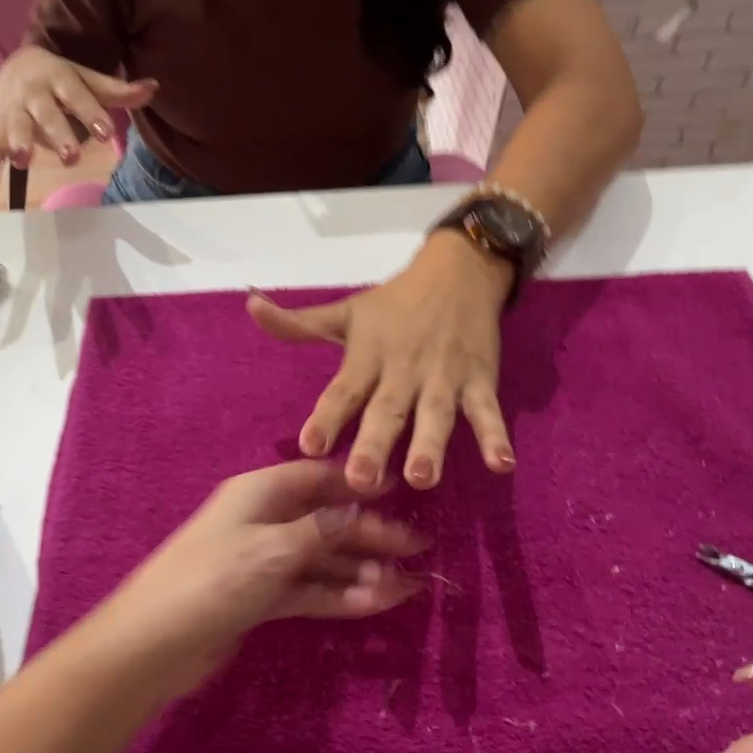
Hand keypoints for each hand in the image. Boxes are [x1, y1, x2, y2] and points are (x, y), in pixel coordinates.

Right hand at [0, 46, 157, 185]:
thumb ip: (119, 90)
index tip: (106, 133)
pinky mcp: (3, 128)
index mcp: (60, 79)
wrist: (20, 63)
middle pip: (47, 114)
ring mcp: (17, 111)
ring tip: (22, 160)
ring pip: (17, 127)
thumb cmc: (64, 80)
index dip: (91, 113)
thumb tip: (154, 88)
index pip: (78, 95)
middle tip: (72, 157)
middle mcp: (36, 95)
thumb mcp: (89, 80)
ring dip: (18, 143)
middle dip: (58, 134)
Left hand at [92, 461, 428, 689]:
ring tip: (409, 584)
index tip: (402, 491)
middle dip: (370, 532)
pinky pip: (310, 590)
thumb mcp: (272, 547)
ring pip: (322, 559)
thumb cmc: (214, 577)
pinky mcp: (261, 598)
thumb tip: (360, 508)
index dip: (358, 482)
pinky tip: (377, 603)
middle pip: (325, 519)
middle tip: (420, 545)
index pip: (317, 477)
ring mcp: (263, 560)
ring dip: (362, 570)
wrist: (156, 641)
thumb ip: (320, 529)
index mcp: (259, 492)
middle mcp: (264, 520)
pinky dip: (341, 596)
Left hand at [248, 232, 514, 490]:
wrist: (458, 272)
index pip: (343, 390)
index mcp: (368, 356)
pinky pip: (488, 411)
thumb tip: (250, 305)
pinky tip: (502, 466)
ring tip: (421, 478)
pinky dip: (496, 436)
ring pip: (436, 415)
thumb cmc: (394, 303)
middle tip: (361, 480)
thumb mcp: (345, 312)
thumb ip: (299, 324)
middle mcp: (403, 370)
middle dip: (374, 444)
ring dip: (430, 445)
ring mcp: (443, 377)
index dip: (326, 417)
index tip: (309, 445)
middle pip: (387, 410)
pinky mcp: (480, 380)